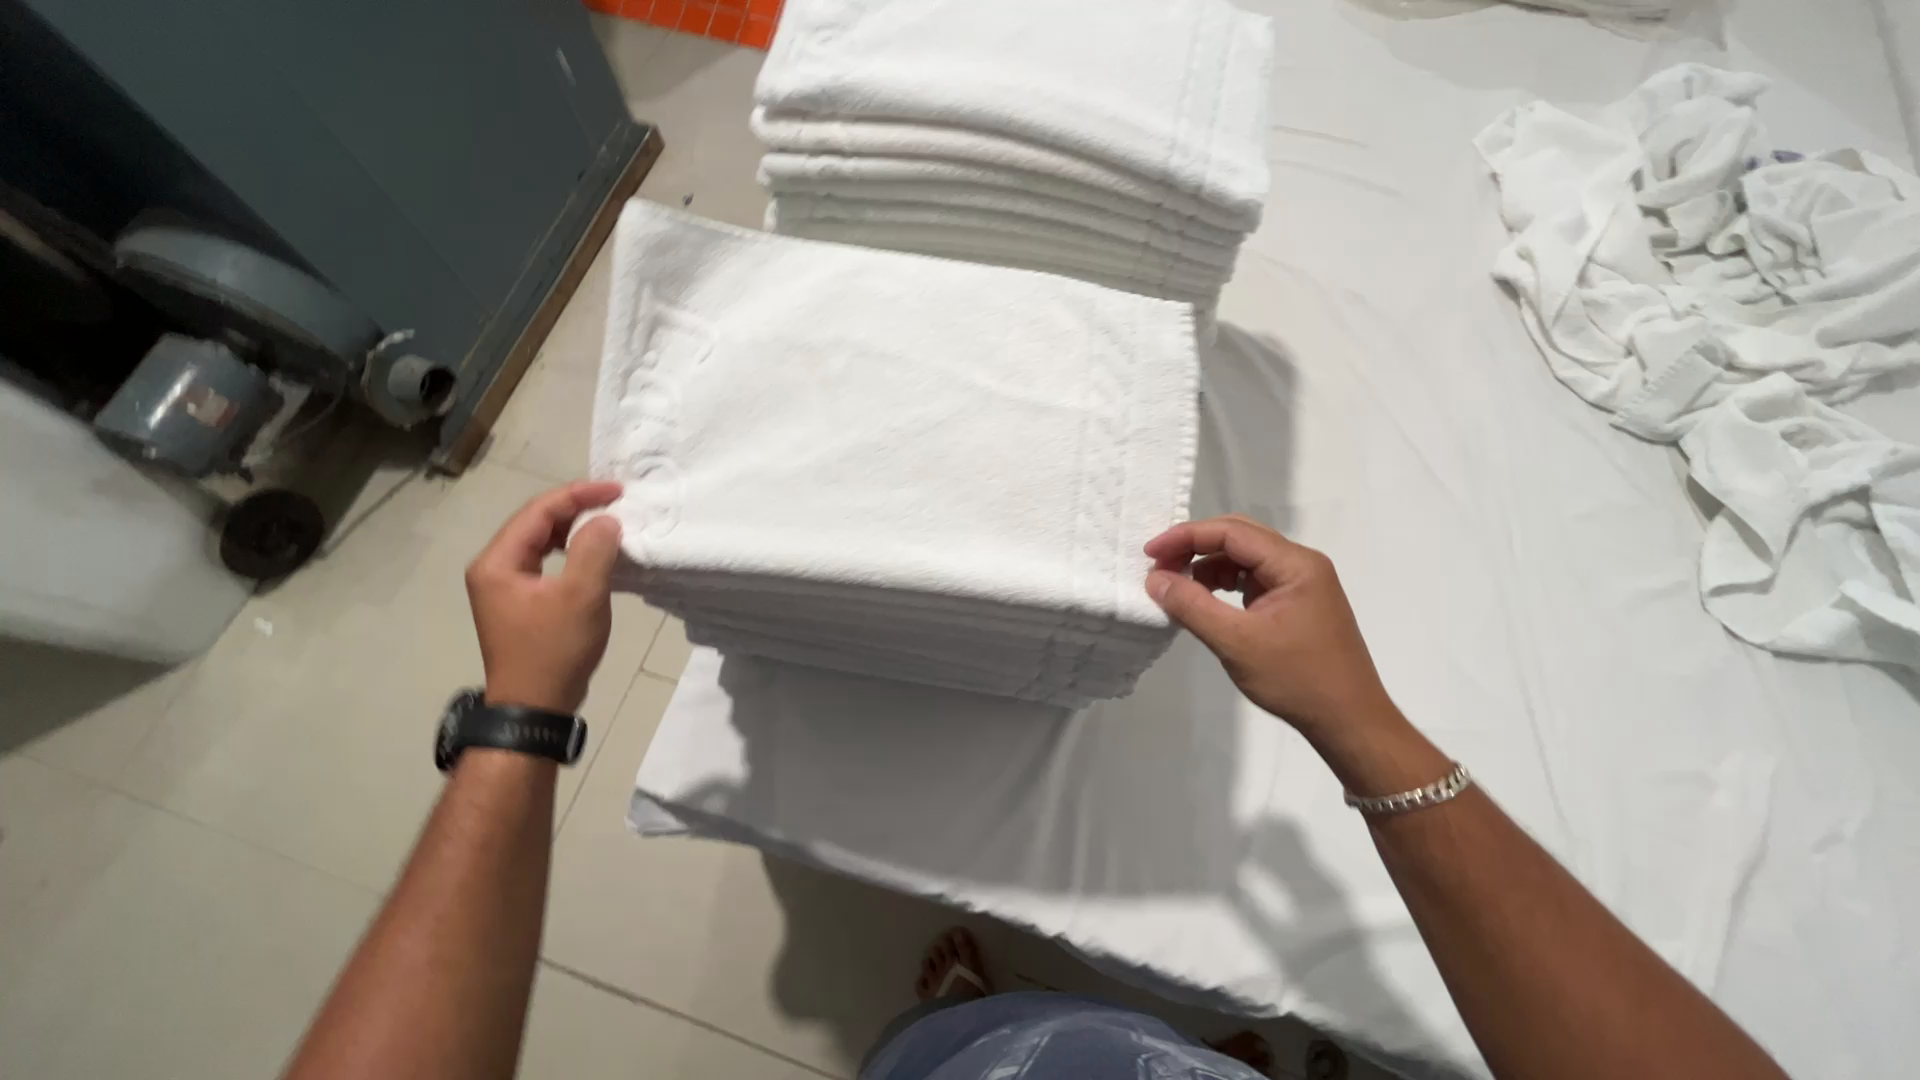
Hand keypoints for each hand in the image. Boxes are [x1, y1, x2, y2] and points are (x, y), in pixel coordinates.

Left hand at [466, 481, 623, 713]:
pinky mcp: (519, 604)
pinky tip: (594, 556)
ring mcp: (504, 588)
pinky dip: (570, 553)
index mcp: (497, 562)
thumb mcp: (581, 596)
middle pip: (536, 523)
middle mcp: (493, 568)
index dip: (578, 494)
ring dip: (574, 529)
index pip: (539, 511)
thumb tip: (606, 519)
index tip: (617, 491)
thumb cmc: (554, 650)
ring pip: (540, 542)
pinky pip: (545, 563)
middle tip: (615, 502)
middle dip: (576, 508)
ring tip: (608, 523)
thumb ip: (594, 550)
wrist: (535, 707)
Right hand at [1144, 515, 1396, 735]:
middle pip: (1238, 537)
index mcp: (1295, 564)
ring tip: (1175, 586)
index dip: (1186, 537)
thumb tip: (1155, 579)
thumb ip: (1192, 606)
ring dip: (1207, 566)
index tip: (1150, 554)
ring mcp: (1300, 584)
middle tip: (1158, 566)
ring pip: (1244, 558)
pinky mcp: (1295, 603)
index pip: (1231, 532)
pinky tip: (1203, 601)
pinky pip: (1252, 580)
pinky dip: (1223, 585)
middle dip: (1194, 547)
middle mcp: (1301, 564)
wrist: (1349, 721)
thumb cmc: (1296, 679)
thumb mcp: (1236, 642)